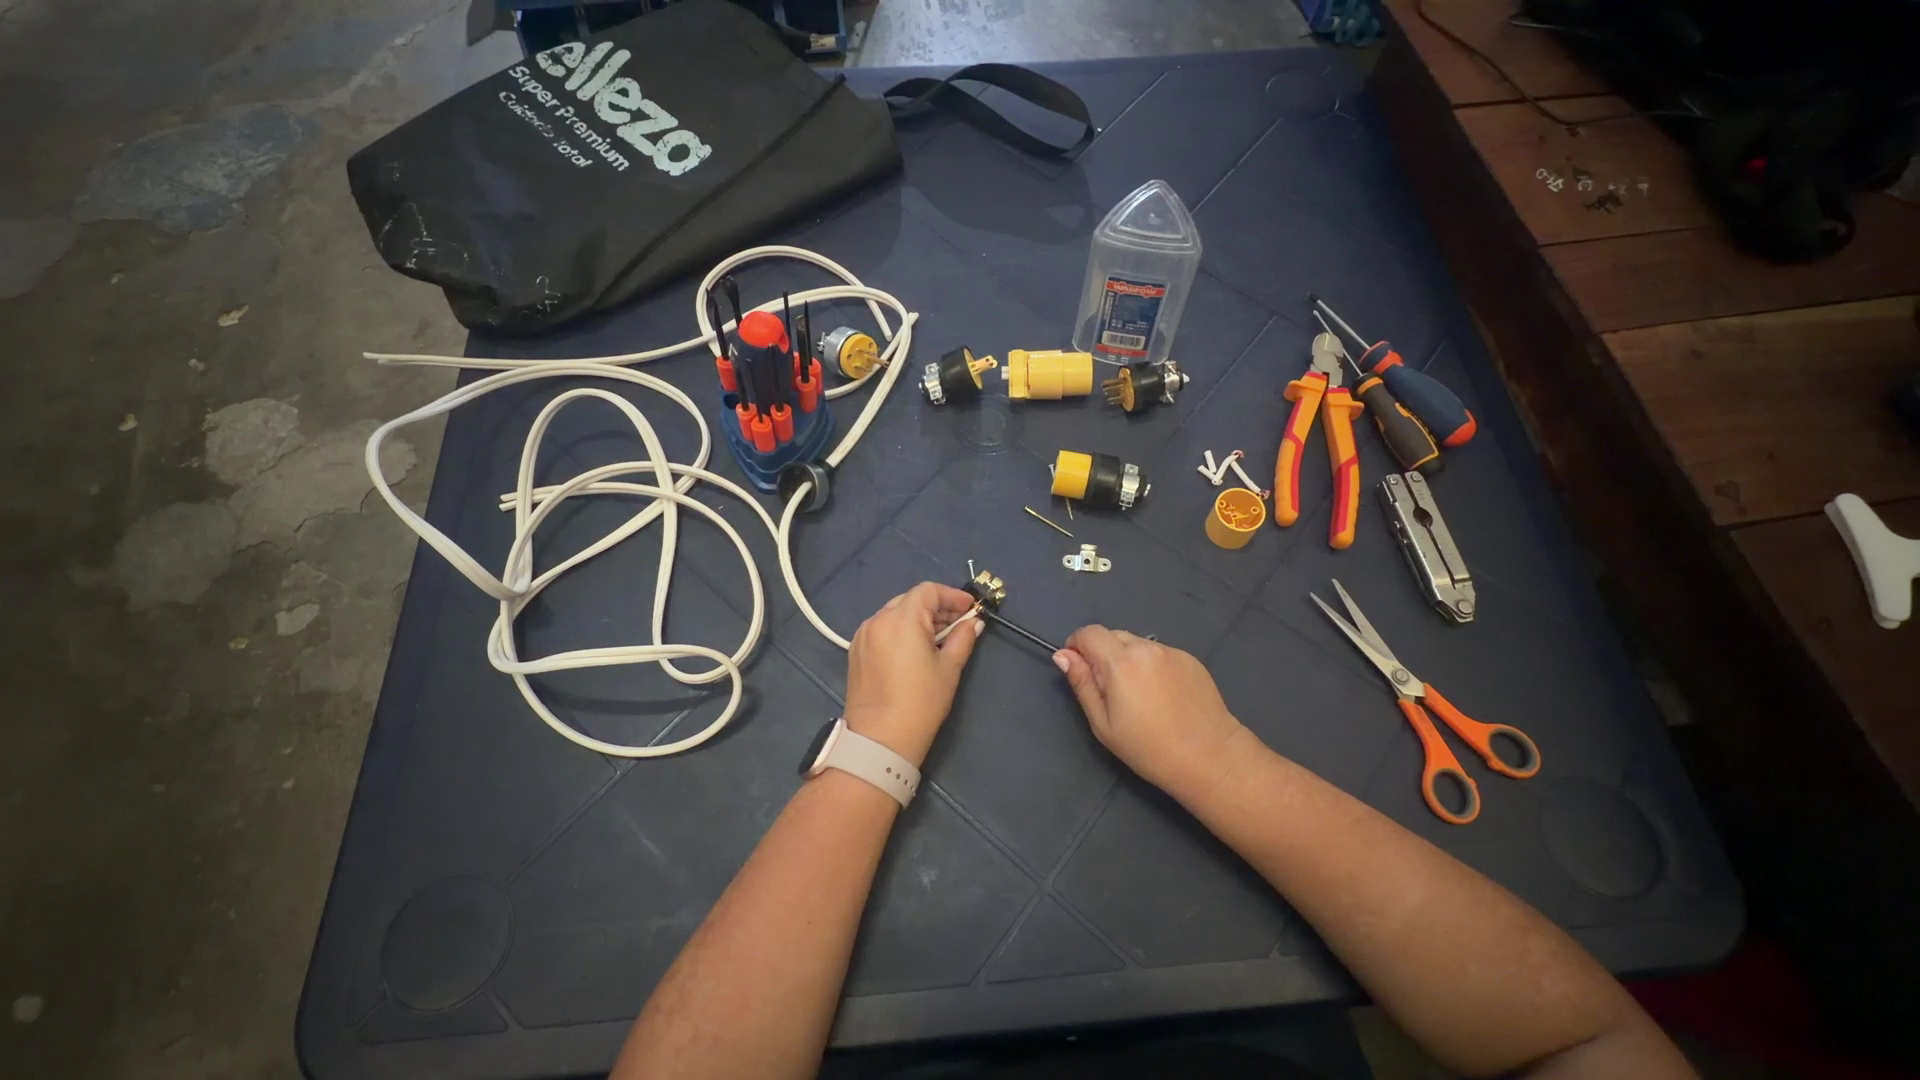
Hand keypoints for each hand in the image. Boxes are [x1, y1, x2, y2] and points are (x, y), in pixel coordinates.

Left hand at [843, 582, 983, 766]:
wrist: (880, 739)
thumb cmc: (921, 702)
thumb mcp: (949, 668)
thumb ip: (962, 638)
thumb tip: (973, 623)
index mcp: (901, 619)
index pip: (928, 591)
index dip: (951, 595)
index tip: (970, 608)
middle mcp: (877, 620)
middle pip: (910, 600)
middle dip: (936, 608)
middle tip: (958, 624)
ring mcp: (863, 636)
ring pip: (894, 614)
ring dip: (918, 619)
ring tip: (939, 639)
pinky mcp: (856, 652)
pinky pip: (882, 630)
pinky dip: (901, 631)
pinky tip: (915, 650)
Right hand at [1054, 627, 1252, 803]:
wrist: (1209, 756)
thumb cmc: (1148, 748)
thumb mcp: (1103, 723)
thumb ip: (1082, 683)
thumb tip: (1063, 655)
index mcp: (1121, 662)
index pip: (1089, 633)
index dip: (1076, 645)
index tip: (1078, 668)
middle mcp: (1146, 647)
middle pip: (1112, 635)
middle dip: (1102, 653)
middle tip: (1109, 690)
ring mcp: (1172, 651)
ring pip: (1137, 643)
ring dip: (1127, 658)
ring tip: (1138, 695)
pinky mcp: (1191, 659)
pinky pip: (1159, 653)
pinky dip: (1151, 665)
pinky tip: (1162, 695)